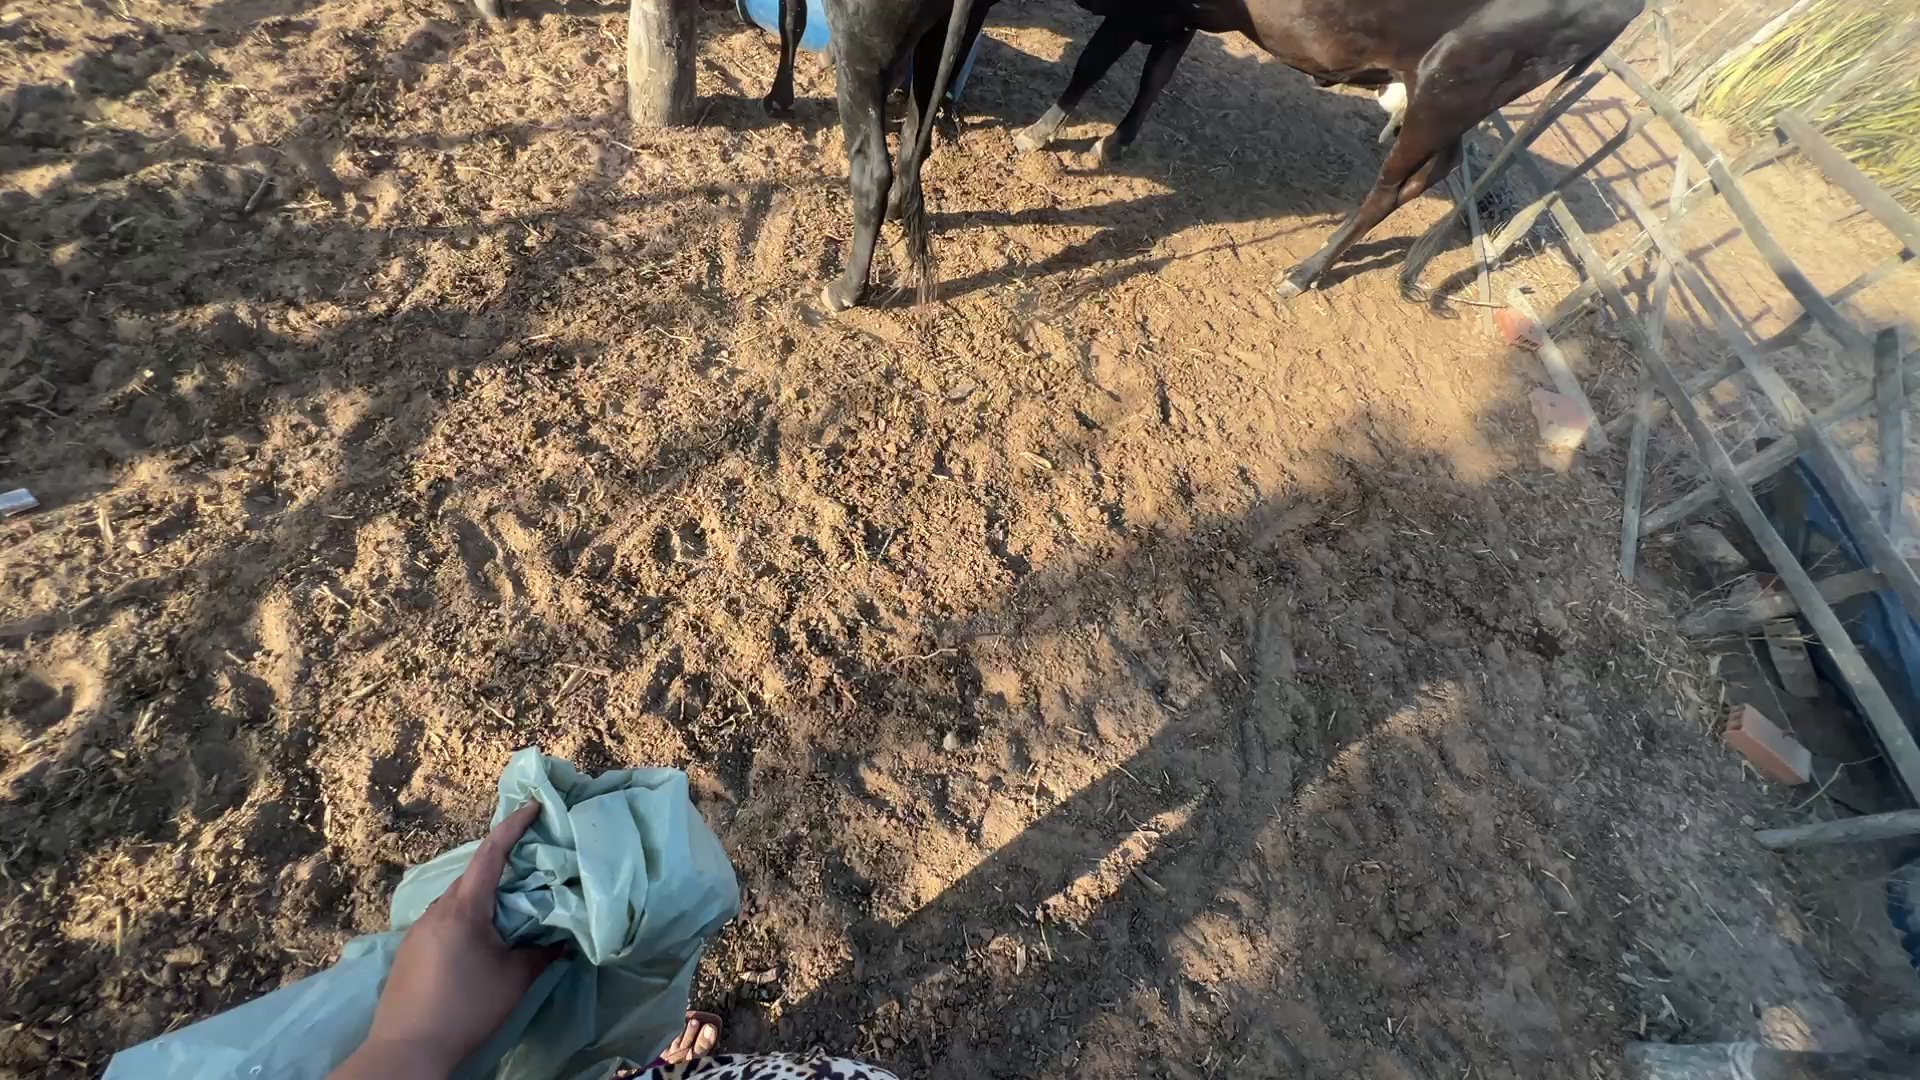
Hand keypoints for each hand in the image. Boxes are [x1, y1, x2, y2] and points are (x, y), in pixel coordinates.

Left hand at [330, 801, 559, 1079]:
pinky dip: (470, 911)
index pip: (490, 853)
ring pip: (459, 897)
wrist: (403, 1056)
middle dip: (504, 860)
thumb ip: (544, 950)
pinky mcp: (410, 953)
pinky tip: (485, 931)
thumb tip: (568, 936)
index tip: (534, 806)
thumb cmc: (465, 1008)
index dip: (513, 825)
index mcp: (463, 908)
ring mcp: (418, 932)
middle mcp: (437, 912)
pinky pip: (446, 917)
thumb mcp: (516, 977)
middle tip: (535, 857)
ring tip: (514, 897)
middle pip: (474, 873)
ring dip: (486, 890)